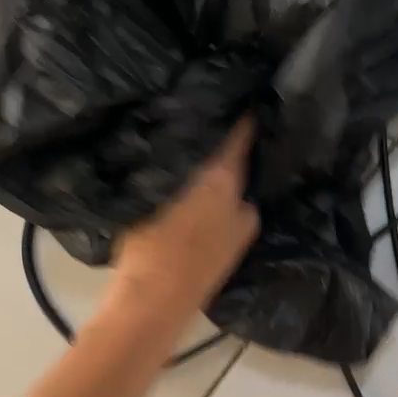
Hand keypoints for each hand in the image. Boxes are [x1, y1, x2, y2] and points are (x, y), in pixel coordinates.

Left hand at [112, 116, 261, 314]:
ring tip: (215, 140)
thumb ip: (247, 200)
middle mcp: (189, 164)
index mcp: (220, 170)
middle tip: (239, 119)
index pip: (240, 130)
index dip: (250, 114)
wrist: (152, 294)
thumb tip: (243, 182)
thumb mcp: (245, 231)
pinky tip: (187, 167)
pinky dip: (178, 163)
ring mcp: (162, 174)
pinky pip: (167, 165)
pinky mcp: (139, 188)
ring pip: (186, 148)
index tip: (258, 102)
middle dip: (220, 125)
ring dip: (198, 143)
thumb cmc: (205, 264)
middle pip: (209, 133)